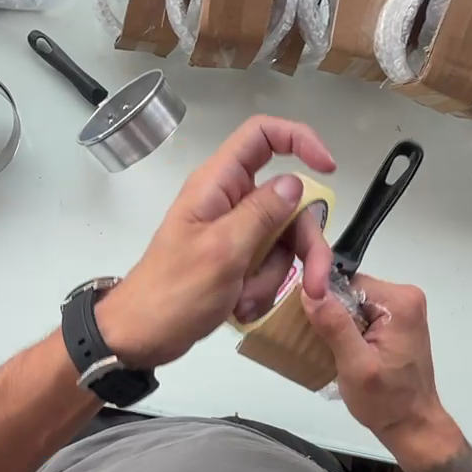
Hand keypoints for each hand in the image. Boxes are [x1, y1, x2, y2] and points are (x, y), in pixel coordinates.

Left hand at [95, 116, 336, 367]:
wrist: (142, 335)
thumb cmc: (174, 292)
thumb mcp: (223, 251)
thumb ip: (261, 213)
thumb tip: (295, 182)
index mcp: (217, 184)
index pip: (261, 136)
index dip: (299, 139)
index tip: (328, 169)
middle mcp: (228, 200)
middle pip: (288, 202)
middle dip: (303, 244)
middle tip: (313, 283)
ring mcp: (233, 231)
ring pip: (283, 240)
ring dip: (275, 276)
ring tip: (248, 301)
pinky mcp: (236, 259)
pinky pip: (268, 265)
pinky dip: (262, 289)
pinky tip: (241, 308)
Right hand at [302, 274, 458, 454]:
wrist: (413, 425)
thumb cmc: (387, 402)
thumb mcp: (356, 366)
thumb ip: (335, 326)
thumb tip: (310, 290)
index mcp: (399, 301)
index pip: (346, 282)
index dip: (324, 302)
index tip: (315, 328)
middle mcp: (405, 296)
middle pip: (349, 290)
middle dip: (331, 313)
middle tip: (323, 342)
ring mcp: (403, 308)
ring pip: (352, 301)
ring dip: (337, 323)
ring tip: (331, 348)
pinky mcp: (396, 321)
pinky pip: (361, 312)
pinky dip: (348, 328)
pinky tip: (341, 349)